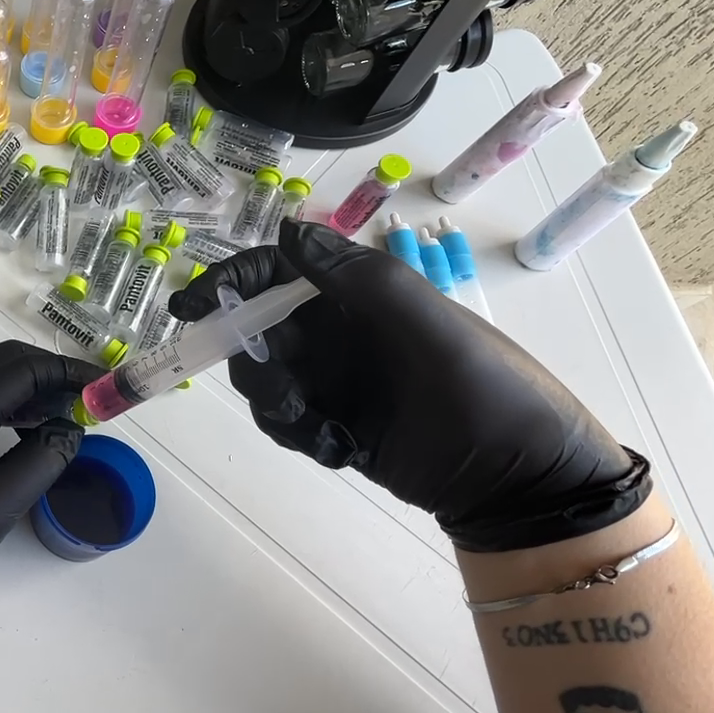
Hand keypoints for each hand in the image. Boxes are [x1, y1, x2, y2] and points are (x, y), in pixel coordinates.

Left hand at [0, 340, 106, 652]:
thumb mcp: (0, 503)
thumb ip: (43, 459)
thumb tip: (72, 428)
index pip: (22, 370)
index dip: (67, 372)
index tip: (103, 385)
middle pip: (6, 360)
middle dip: (52, 371)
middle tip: (91, 393)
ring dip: (34, 383)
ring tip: (72, 407)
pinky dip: (14, 398)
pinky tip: (38, 421)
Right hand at [169, 220, 646, 552]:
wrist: (523, 483)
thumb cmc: (485, 391)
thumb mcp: (428, 326)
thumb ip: (358, 278)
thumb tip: (287, 229)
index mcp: (355, 296)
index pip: (274, 272)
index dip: (227, 282)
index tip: (189, 308)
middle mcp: (335, 332)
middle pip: (255, 330)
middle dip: (251, 360)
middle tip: (282, 393)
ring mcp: (331, 379)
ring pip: (263, 380)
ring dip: (274, 402)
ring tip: (314, 426)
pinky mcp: (330, 422)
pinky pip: (284, 421)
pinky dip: (297, 433)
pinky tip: (337, 447)